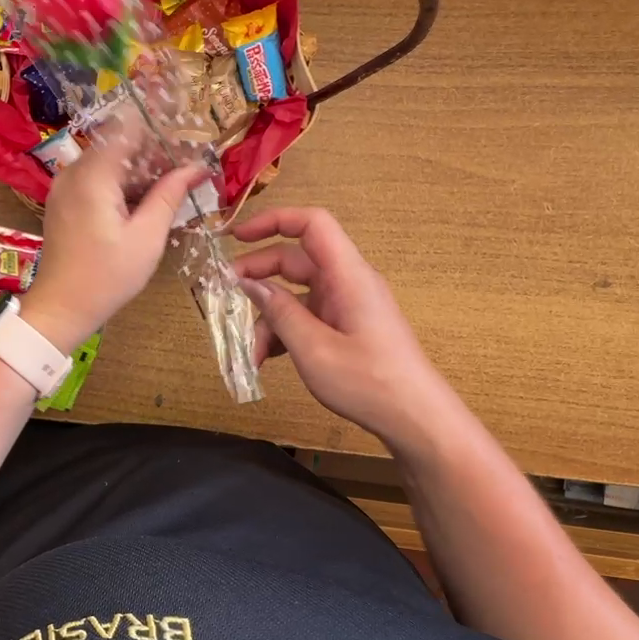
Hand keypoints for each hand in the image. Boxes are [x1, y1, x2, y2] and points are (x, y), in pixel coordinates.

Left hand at [19, 116, 207, 352]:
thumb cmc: (106, 277)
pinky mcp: (62, 203)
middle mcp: (72, 173)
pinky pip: (94, 179)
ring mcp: (63, 188)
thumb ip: (169, 195)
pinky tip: (144, 198)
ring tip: (173, 181)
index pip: (126, 127)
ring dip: (138, 167)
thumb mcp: (147, 237)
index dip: (159, 125)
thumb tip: (196, 165)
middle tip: (188, 163)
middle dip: (153, 149)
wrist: (59, 309)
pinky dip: (119, 182)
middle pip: (117, 143)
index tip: (188, 133)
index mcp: (92, 176)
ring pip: (106, 161)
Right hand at [230, 207, 460, 450]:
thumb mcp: (312, 348)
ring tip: (248, 353)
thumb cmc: (368, 382)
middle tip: (223, 297)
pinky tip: (265, 359)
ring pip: (294, 294)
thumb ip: (278, 312)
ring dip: (265, 317)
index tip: (235, 238)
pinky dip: (281, 331)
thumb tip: (248, 284)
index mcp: (348, 276)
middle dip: (256, 277)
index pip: (312, 225)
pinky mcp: (344, 325)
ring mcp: (346, 304)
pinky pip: (304, 315)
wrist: (415, 418)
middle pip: (294, 260)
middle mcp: (348, 282)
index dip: (273, 220)